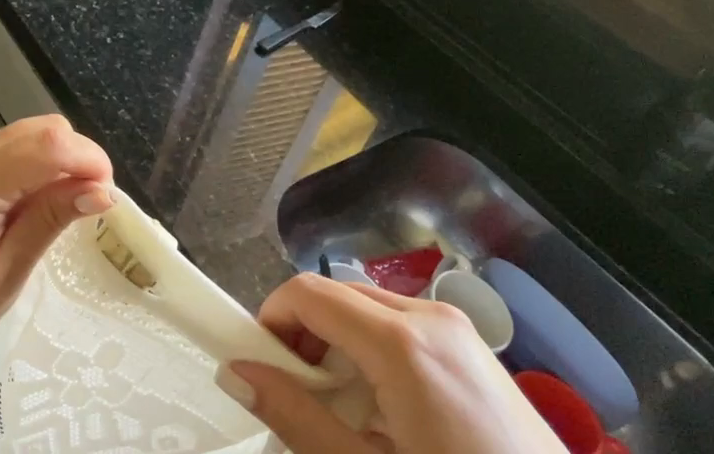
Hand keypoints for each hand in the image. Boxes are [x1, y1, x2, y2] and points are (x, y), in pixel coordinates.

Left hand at [0, 116, 114, 408]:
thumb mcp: (7, 272)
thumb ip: (49, 221)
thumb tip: (101, 190)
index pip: (50, 144)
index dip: (89, 162)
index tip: (106, 202)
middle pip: (46, 129)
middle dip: (81, 158)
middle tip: (89, 208)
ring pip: (35, 133)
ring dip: (64, 160)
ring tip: (68, 210)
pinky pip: (19, 147)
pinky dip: (43, 164)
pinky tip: (42, 204)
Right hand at [220, 273, 564, 453]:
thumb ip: (297, 419)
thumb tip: (235, 374)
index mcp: (401, 341)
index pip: (307, 293)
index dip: (271, 323)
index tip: (262, 374)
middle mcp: (431, 317)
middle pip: (338, 298)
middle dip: (304, 339)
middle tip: (300, 402)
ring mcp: (461, 332)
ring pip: (370, 313)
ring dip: (339, 350)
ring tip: (346, 418)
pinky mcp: (478, 353)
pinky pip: (405, 331)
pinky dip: (376, 357)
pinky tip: (391, 418)